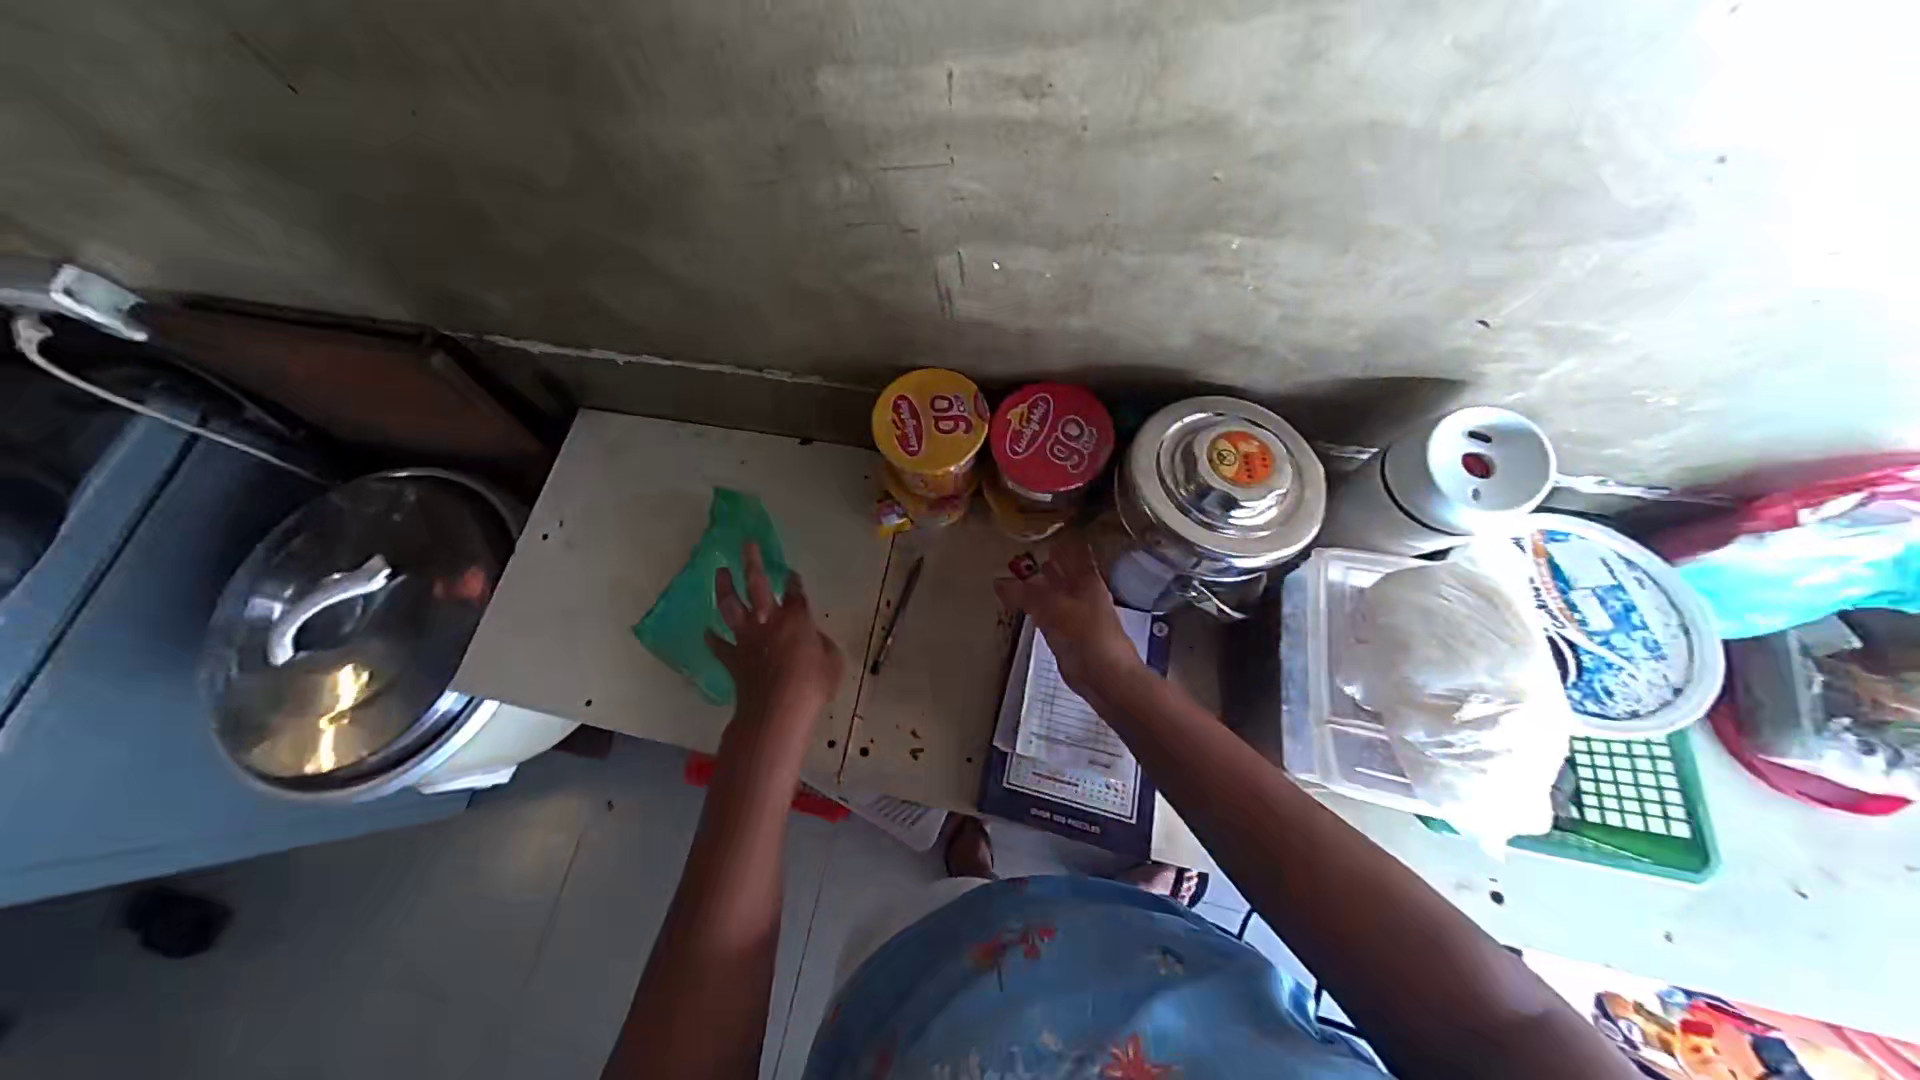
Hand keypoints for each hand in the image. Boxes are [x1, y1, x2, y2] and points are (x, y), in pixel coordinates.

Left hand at [707, 543, 844, 733]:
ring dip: (724, 587)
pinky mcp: (733, 659)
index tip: (791, 572)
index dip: (794, 581)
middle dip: (753, 562)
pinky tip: (707, 631)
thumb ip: (822, 645)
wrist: (777, 709)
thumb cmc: (811, 683)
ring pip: (731, 607)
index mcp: (796, 618)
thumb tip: (812, 640)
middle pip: (757, 584)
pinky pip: (719, 645)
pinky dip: (713, 638)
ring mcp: (746, 639)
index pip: (795, 592)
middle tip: (747, 544)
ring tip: (721, 572)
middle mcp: (768, 621)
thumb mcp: (832, 661)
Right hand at [992, 533, 1142, 693]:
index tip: (1039, 524)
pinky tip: (1017, 600)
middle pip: (1061, 568)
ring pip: (1052, 590)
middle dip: (1042, 558)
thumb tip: (998, 581)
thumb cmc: (1089, 636)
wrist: (1106, 677)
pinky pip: (1045, 611)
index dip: (1060, 535)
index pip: (1073, 548)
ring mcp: (1073, 612)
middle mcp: (1080, 591)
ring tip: (1012, 568)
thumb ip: (1026, 594)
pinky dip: (1032, 604)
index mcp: (1086, 578)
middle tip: (1017, 545)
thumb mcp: (1055, 609)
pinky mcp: (1064, 632)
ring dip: (1035, 581)